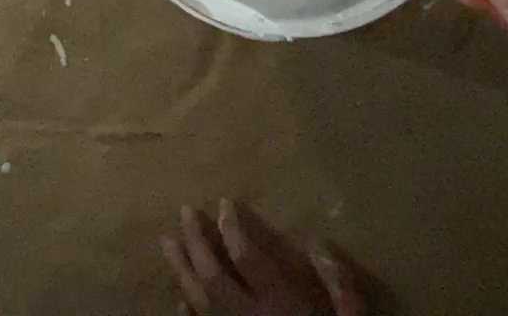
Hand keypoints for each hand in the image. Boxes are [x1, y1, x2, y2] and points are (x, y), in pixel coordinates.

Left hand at [160, 200, 364, 315]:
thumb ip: (340, 288)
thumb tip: (318, 244)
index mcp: (279, 305)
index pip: (246, 257)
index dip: (232, 226)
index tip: (223, 203)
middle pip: (212, 275)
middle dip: (196, 241)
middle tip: (184, 210)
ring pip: (198, 300)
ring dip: (181, 269)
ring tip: (167, 241)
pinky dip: (188, 314)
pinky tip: (180, 302)